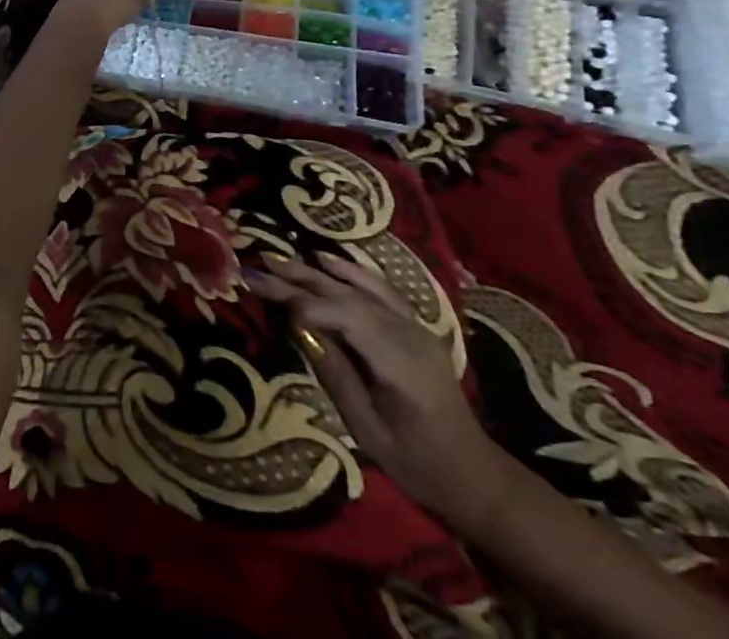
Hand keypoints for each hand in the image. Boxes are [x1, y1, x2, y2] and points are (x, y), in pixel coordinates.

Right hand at [246, 252, 517, 523]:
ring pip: (360, 289)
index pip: (347, 317)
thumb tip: (299, 328)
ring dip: (316, 271)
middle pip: (348, 298)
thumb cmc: (413, 459)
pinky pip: (380, 292)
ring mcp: (417, 329)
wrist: (470, 471)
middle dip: (299, 280)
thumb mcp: (365, 426)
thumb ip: (335, 372)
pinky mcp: (414, 329)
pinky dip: (351, 272)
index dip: (304, 305)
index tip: (265, 298)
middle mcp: (411, 337)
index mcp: (401, 365)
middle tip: (258, 266)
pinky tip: (327, 260)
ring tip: (278, 258)